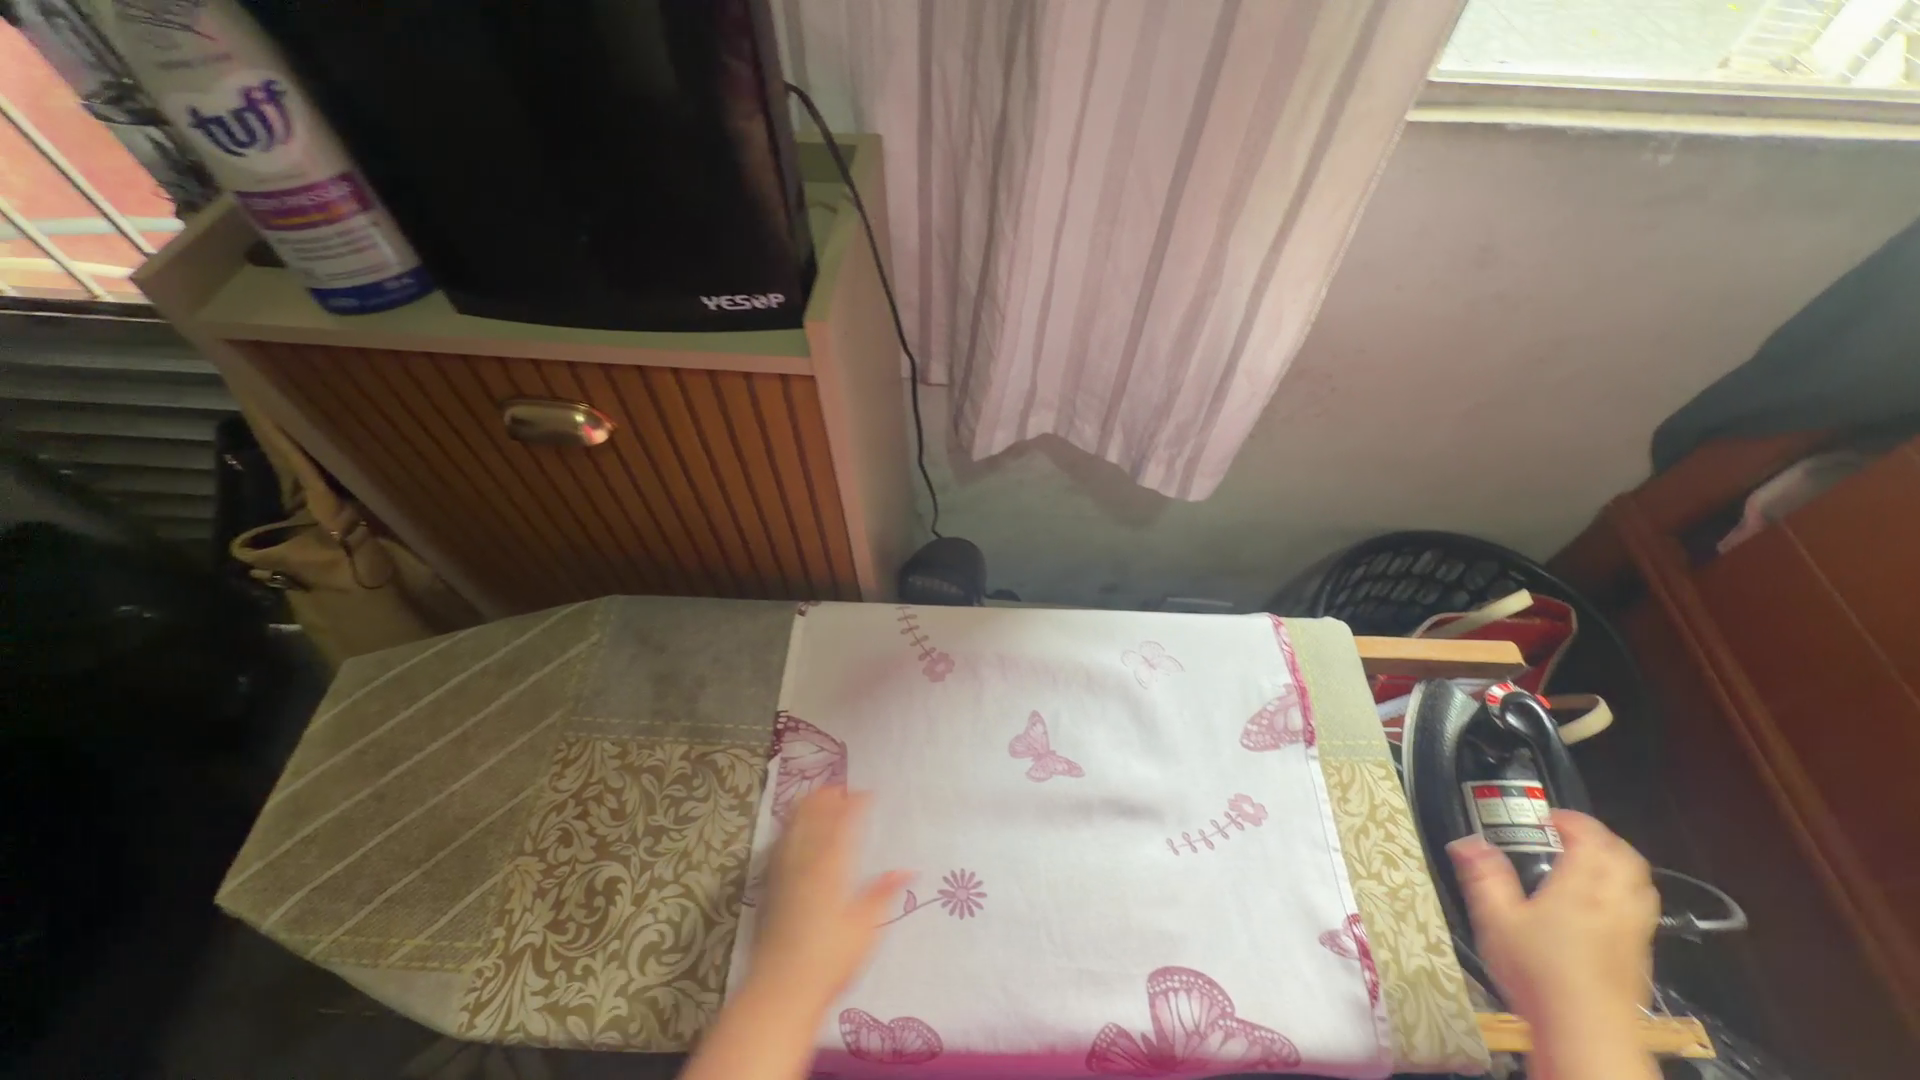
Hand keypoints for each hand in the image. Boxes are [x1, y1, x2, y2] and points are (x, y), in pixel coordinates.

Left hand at [750, 787, 911, 1010]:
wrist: (782, 988)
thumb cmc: (831, 960)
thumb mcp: (866, 928)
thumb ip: (883, 894)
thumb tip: (907, 870)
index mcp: (832, 869)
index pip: (844, 826)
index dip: (855, 806)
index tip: (866, 792)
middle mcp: (806, 865)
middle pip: (813, 821)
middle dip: (825, 800)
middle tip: (837, 786)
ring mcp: (784, 875)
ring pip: (793, 830)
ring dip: (804, 809)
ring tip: (814, 795)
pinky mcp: (770, 889)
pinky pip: (779, 847)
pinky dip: (788, 830)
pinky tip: (790, 831)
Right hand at [1448, 810, 1658, 1029]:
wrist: (1586, 1031)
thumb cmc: (1538, 972)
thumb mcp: (1495, 919)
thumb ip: (1483, 877)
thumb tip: (1467, 843)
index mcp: (1580, 886)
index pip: (1590, 838)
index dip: (1572, 820)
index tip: (1550, 818)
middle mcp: (1614, 902)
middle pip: (1624, 856)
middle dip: (1601, 838)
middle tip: (1572, 835)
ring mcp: (1633, 930)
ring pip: (1641, 883)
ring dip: (1619, 864)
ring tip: (1591, 865)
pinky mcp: (1640, 955)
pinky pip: (1642, 910)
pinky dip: (1626, 893)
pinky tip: (1602, 907)